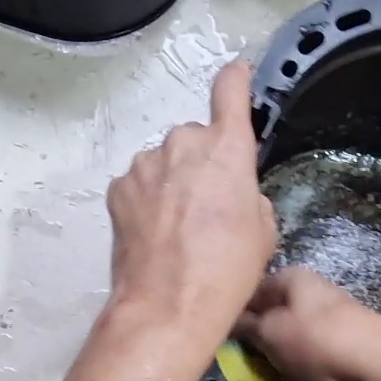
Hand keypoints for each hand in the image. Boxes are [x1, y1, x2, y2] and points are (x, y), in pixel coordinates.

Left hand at [104, 61, 277, 336]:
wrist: (168, 304)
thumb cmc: (227, 270)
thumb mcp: (263, 232)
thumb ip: (250, 196)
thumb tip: (233, 194)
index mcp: (226, 147)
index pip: (231, 90)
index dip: (235, 81)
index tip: (237, 76)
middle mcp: (183, 142)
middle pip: (196, 141)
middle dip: (201, 166)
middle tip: (206, 210)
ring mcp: (145, 164)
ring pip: (164, 164)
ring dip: (171, 184)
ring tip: (177, 231)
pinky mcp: (118, 188)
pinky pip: (139, 186)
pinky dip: (146, 203)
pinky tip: (153, 236)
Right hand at [234, 267, 380, 380]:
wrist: (373, 369)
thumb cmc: (316, 339)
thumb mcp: (269, 331)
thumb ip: (243, 324)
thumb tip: (224, 318)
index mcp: (292, 277)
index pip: (250, 288)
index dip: (231, 309)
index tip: (214, 330)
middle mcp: (306, 295)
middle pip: (266, 315)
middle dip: (250, 336)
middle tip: (228, 357)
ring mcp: (318, 324)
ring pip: (280, 339)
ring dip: (267, 356)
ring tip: (248, 372)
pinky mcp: (328, 350)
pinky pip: (296, 357)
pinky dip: (286, 368)